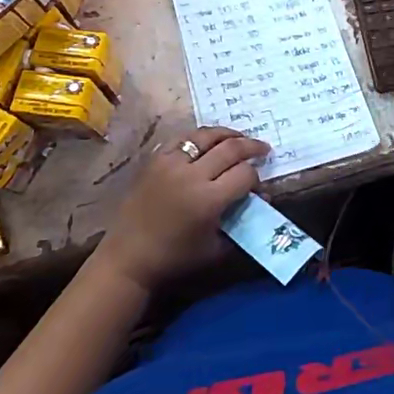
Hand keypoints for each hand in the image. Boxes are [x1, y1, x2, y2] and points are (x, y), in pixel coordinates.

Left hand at [95, 127, 269, 290]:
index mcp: (209, 200)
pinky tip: (208, 143)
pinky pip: (183, 139)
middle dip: (252, 147)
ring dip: (228, 135)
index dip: (257, 178)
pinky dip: (199, 138)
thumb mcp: (217, 248)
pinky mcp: (155, 160)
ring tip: (239, 138)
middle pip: (231, 148)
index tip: (257, 187)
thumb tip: (261, 199)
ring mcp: (171, 163)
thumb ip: (242, 221)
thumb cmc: (175, 258)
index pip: (245, 174)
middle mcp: (191, 175)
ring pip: (206, 136)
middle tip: (263, 149)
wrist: (129, 257)